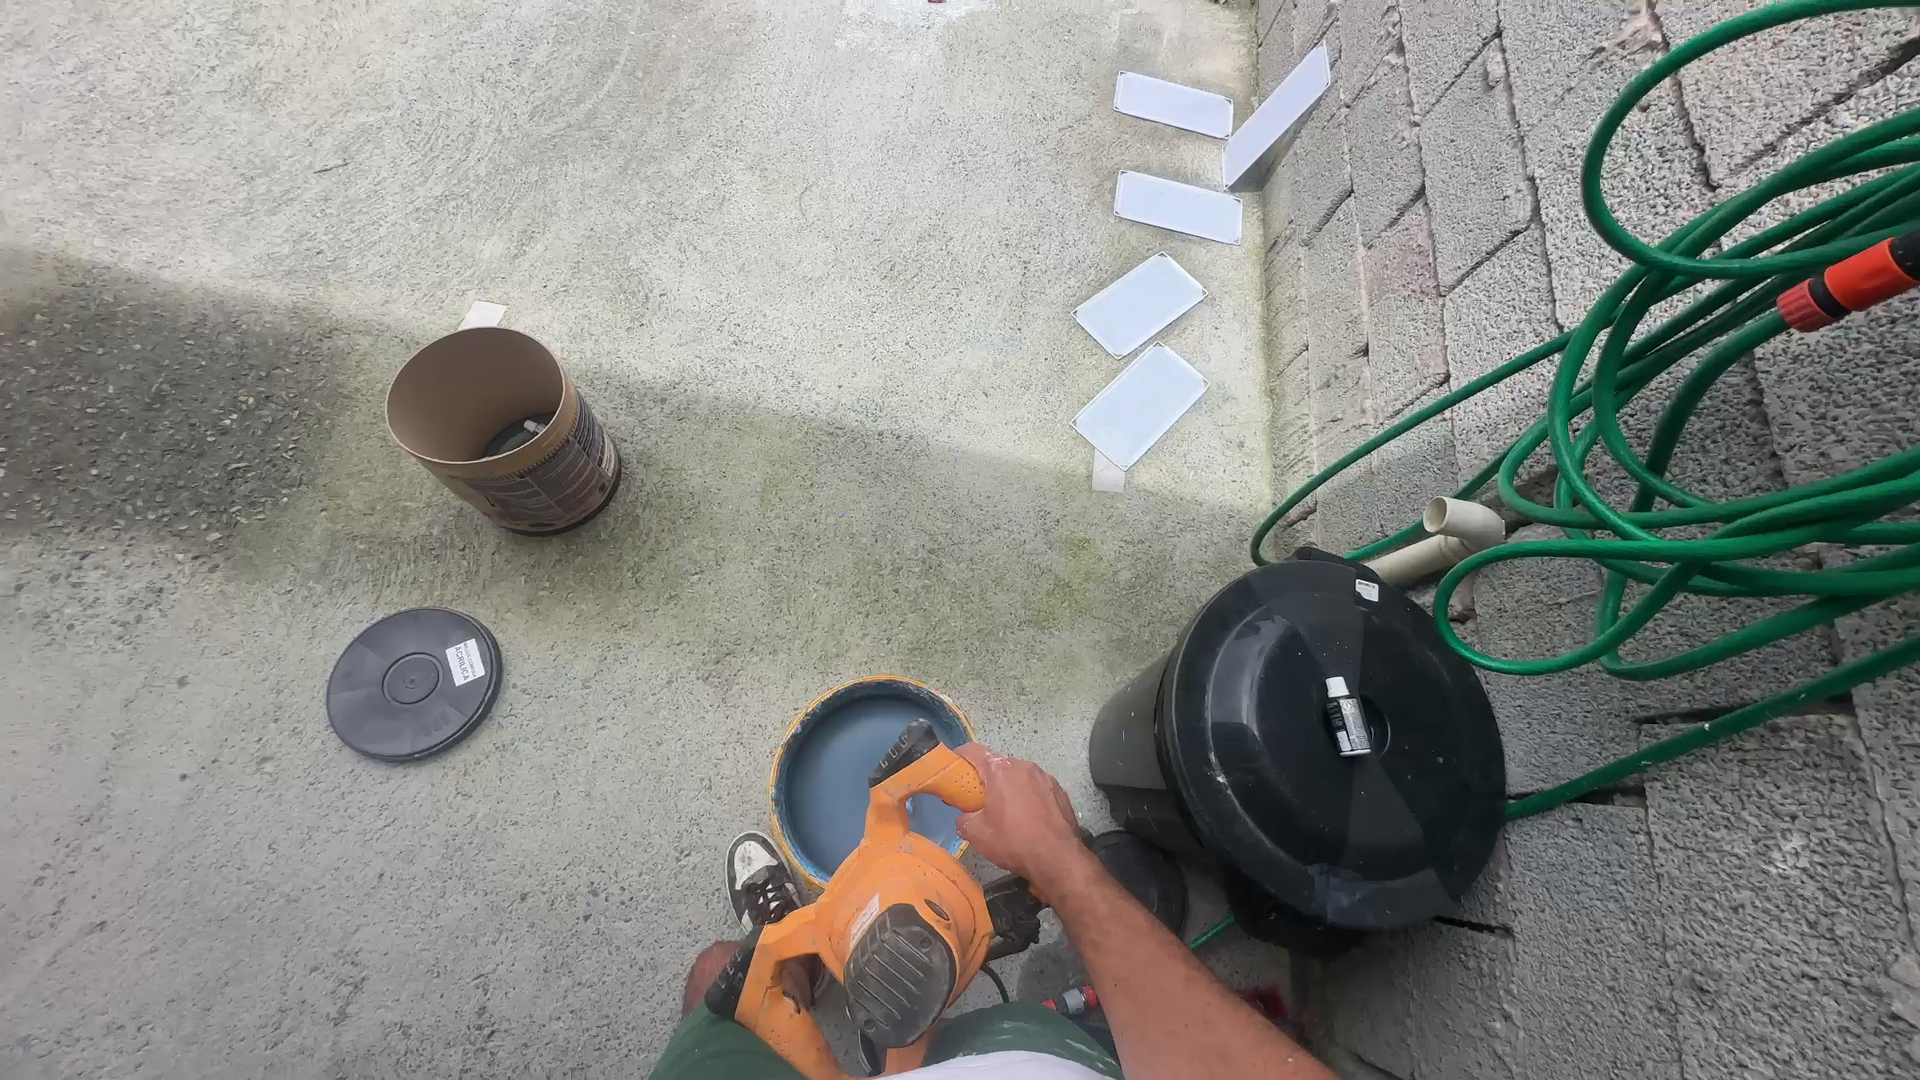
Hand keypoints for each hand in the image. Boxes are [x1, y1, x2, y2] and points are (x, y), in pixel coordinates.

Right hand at [954, 743, 1091, 895]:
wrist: (1057, 858)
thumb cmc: (1014, 842)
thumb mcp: (977, 834)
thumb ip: (964, 819)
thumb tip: (965, 817)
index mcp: (1000, 770)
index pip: (972, 751)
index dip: (959, 757)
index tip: (954, 769)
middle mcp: (1023, 766)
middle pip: (997, 764)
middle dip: (986, 778)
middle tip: (980, 800)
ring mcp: (1044, 776)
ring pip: (1018, 775)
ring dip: (1009, 788)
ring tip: (1007, 813)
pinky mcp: (1059, 790)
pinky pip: (1037, 787)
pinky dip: (1028, 796)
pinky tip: (1029, 819)